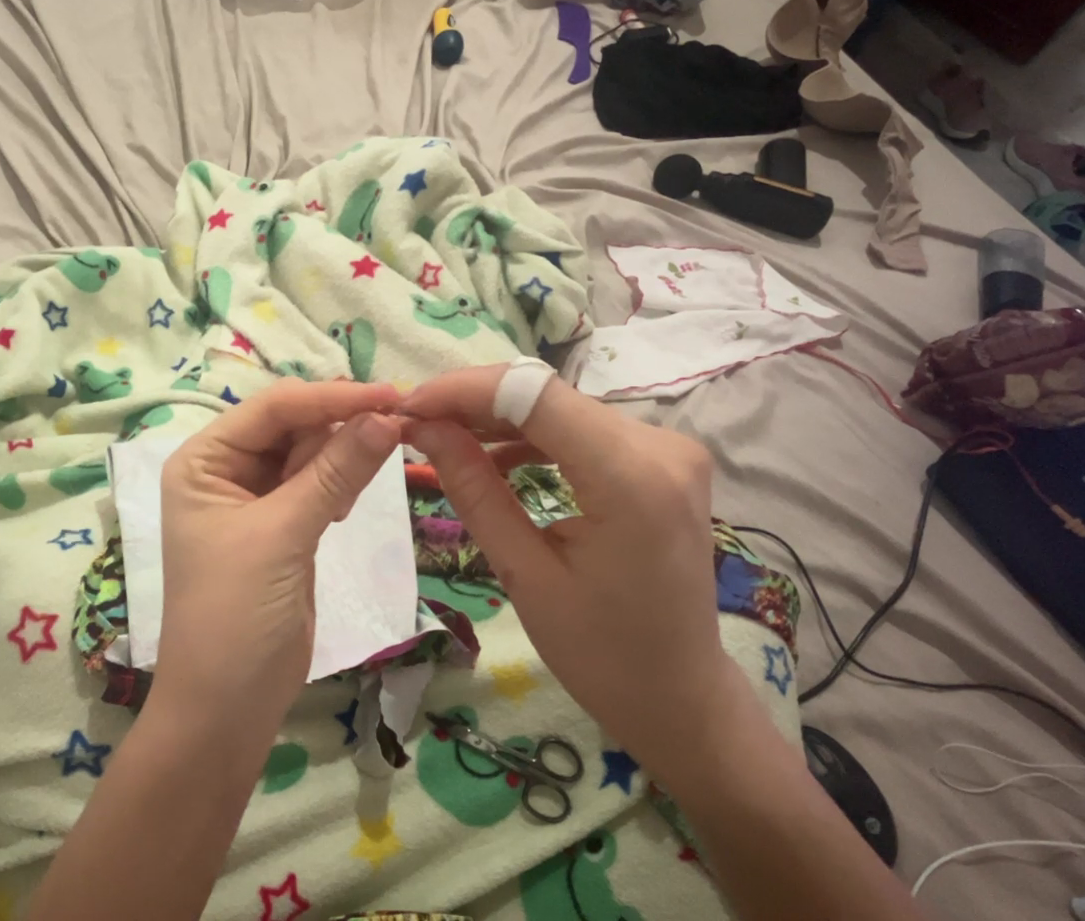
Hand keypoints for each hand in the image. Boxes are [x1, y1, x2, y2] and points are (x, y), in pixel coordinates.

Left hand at [156, 379, 403, 716]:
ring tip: (384, 452)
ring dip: (343, 451)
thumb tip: (387, 417)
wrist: (226, 707)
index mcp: (203, 462)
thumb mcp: (283, 536)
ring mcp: (253, 503)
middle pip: (290, 426)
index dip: (330, 397)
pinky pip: (315, 488)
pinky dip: (339, 483)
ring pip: (307, 455)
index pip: (272, 408)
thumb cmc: (236, 614)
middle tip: (401, 421)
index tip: (392, 395)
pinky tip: (354, 495)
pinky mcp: (282, 531)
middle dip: (339, 422)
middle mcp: (223, 473)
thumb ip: (334, 473)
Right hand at [401, 365, 742, 774]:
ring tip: (442, 439)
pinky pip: (583, 429)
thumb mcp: (523, 572)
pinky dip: (534, 436)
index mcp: (632, 479)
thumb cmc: (599, 652)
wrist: (677, 693)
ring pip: (561, 407)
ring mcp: (668, 449)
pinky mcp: (661, 460)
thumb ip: (474, 489)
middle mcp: (661, 446)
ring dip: (498, 417)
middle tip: (413, 423)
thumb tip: (423, 428)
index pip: (534, 396)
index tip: (407, 406)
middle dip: (473, 402)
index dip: (463, 391)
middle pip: (547, 395)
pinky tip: (494, 458)